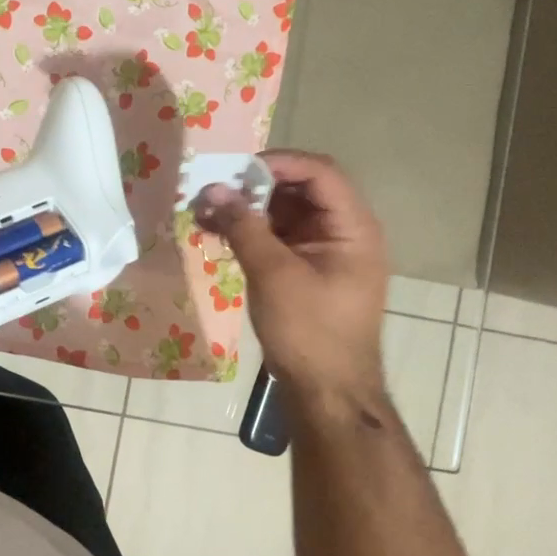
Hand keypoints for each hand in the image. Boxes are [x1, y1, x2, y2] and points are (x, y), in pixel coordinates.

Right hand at [193, 150, 388, 396]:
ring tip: (204, 209)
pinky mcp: (303, 267)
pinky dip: (247, 228)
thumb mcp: (274, 274)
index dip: (277, 163)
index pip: (319, 173)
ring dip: (245, 206)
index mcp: (353, 228)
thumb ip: (243, 226)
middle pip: (299, 187)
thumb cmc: (310, 332)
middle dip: (253, 184)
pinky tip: (213, 230)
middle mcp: (342, 231)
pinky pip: (275, 234)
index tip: (233, 170)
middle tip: (212, 188)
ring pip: (283, 210)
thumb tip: (212, 188)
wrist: (327, 392)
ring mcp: (323, 250)